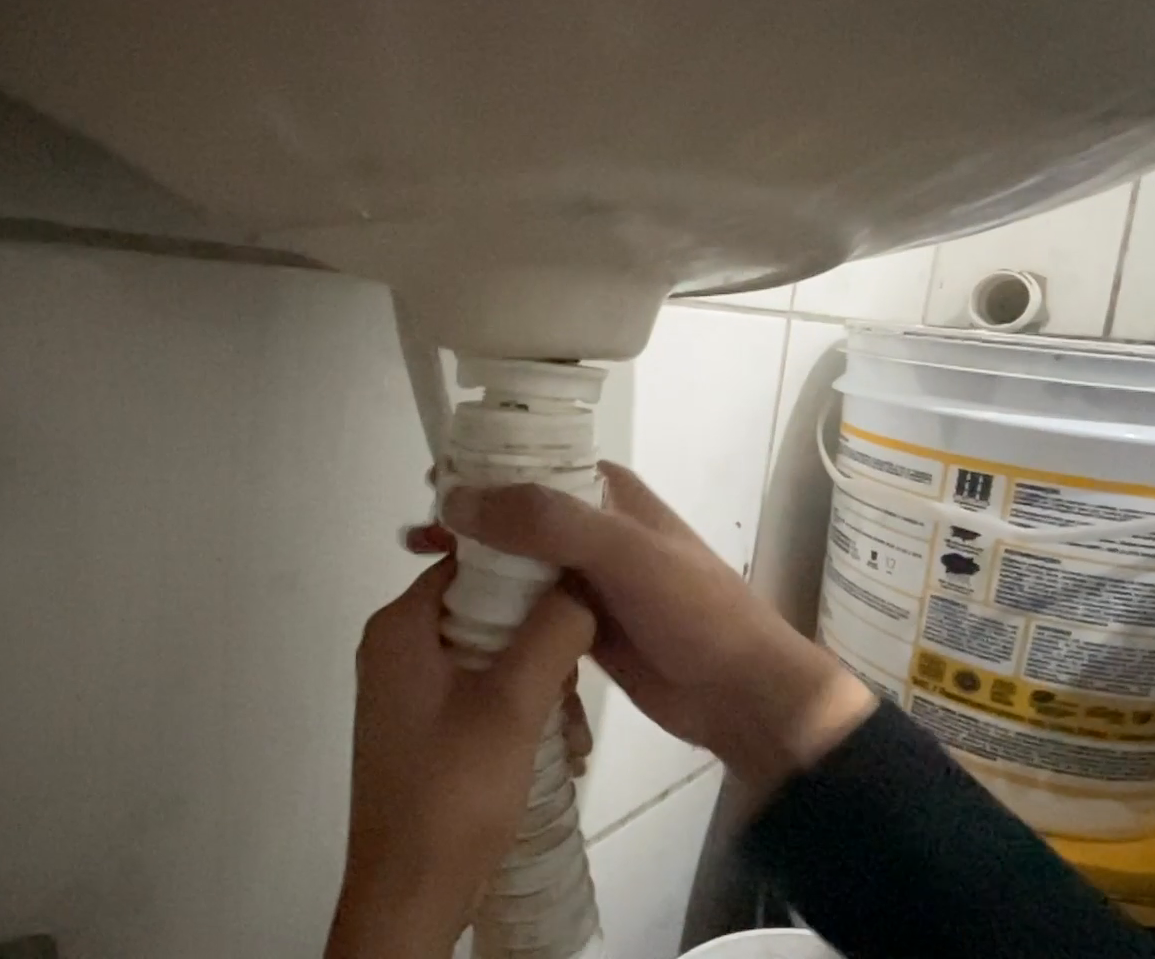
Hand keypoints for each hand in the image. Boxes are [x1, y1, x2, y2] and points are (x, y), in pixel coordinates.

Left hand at [326, 558, 596, 958]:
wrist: (409, 898)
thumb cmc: (453, 791)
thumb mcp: (512, 704)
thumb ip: (552, 632)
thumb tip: (581, 581)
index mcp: (400, 626)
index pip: (468, 563)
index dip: (524, 567)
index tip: (575, 589)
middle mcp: (396, 648)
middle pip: (480, 609)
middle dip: (537, 638)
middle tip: (576, 673)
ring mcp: (406, 691)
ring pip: (485, 654)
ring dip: (535, 680)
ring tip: (572, 727)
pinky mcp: (421, 727)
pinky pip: (476, 691)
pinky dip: (515, 708)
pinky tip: (555, 746)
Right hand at [435, 463, 877, 794]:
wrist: (738, 694)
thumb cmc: (690, 609)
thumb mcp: (622, 550)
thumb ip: (545, 520)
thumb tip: (458, 499)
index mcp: (604, 492)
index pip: (531, 461)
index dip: (481, 466)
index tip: (431, 480)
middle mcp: (588, 526)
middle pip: (514, 511)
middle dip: (467, 517)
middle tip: (416, 533)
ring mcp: (580, 576)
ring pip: (513, 558)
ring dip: (471, 560)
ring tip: (421, 567)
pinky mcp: (573, 621)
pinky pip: (521, 603)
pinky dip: (489, 602)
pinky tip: (451, 612)